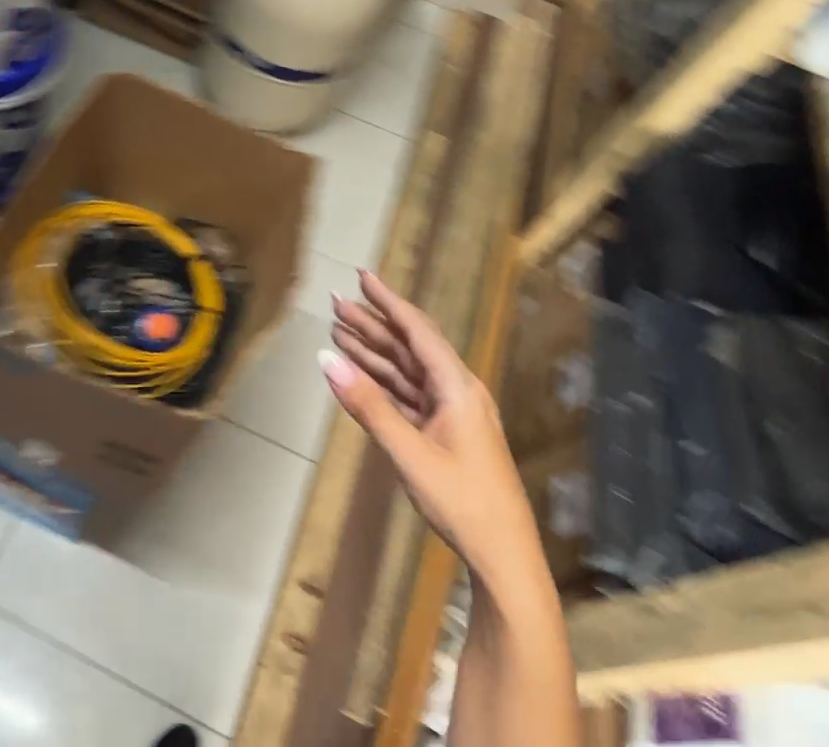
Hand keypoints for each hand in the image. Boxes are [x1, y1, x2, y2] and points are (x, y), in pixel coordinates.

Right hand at [322, 271, 540, 587]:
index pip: (417, 330)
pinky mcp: (444, 432)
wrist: (502, 551)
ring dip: (373, 351)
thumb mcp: (409, 452)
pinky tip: (359, 373)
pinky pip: (408, 395)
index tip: (362, 276)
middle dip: (373, 323)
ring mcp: (451, 412)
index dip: (388, 301)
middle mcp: (456, 390)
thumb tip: (326, 361)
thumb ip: (368, 405)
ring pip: (406, 371)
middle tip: (335, 302)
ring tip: (337, 330)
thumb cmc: (461, 501)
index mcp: (457, 386)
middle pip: (409, 346)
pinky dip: (382, 382)